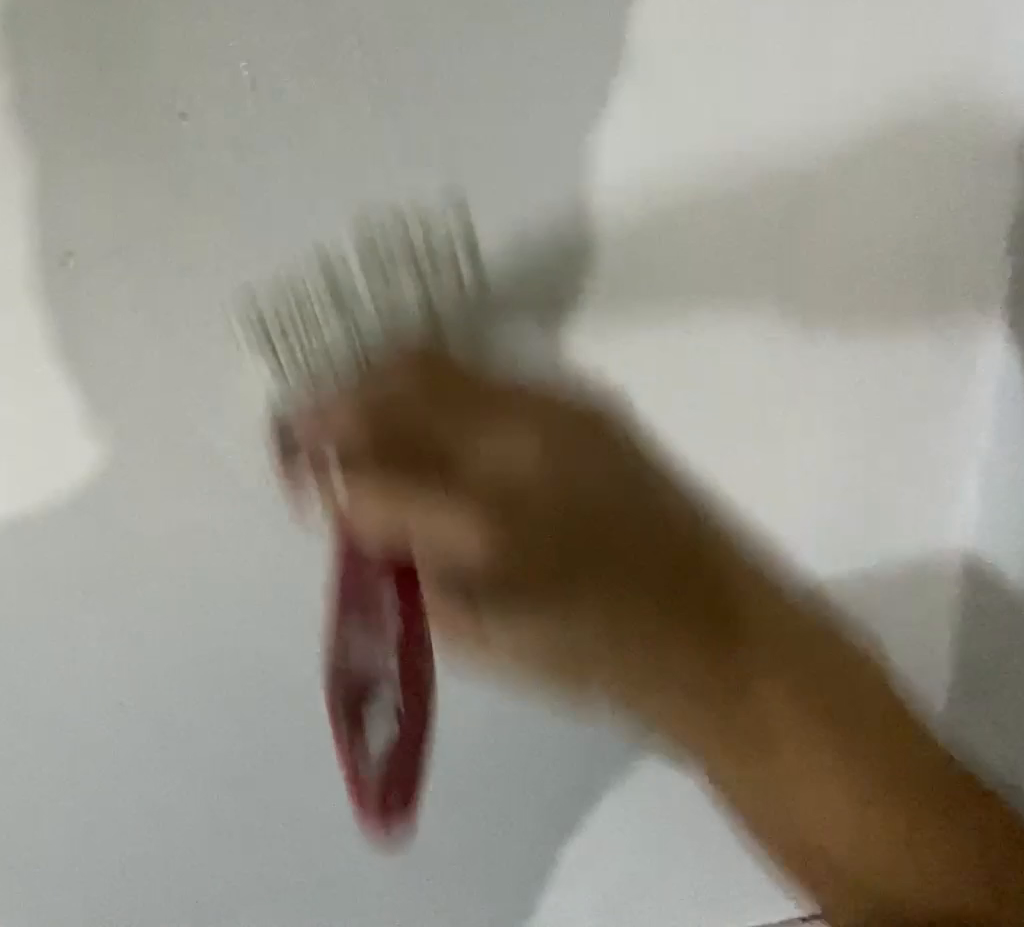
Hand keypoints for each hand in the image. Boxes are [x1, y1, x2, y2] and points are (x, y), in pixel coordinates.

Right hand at [276, 350, 769, 744]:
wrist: (723, 638)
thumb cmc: (592, 658)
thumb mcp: (474, 635)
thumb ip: (403, 568)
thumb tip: (354, 510)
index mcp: (487, 527)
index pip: (372, 480)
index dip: (323, 477)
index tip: (299, 480)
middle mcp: (517, 448)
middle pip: (396, 390)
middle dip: (336, 403)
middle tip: (304, 427)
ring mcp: (555, 411)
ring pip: (436, 365)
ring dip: (380, 383)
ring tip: (351, 406)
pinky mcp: (582, 404)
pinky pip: (479, 374)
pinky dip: (430, 387)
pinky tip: (418, 411)